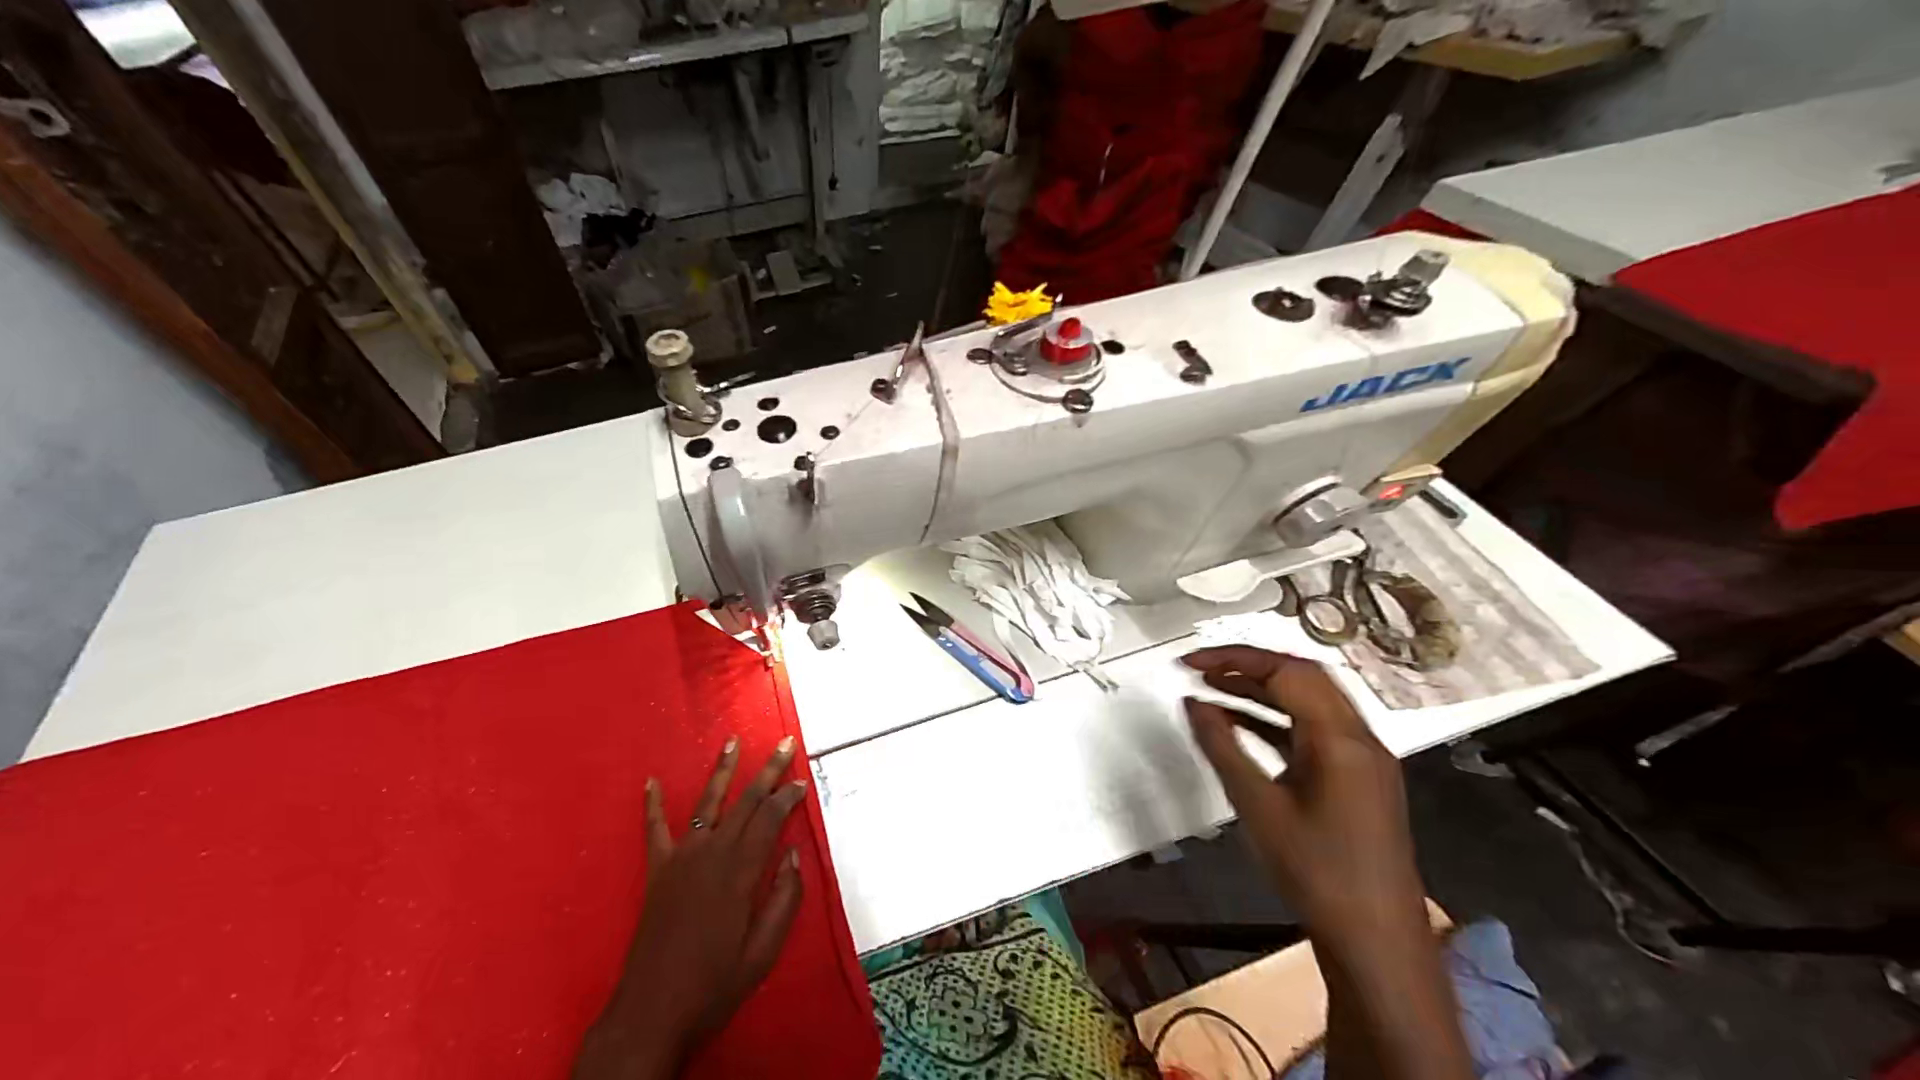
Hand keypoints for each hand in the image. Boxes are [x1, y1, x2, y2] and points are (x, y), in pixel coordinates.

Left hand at [573, 736, 810, 1079]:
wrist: (650, 1013)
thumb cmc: (714, 985)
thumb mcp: (763, 952)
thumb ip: (783, 901)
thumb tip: (792, 856)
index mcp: (739, 873)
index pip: (769, 820)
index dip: (787, 797)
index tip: (802, 781)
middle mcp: (711, 855)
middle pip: (744, 803)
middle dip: (767, 771)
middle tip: (783, 742)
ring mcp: (680, 860)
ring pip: (705, 804)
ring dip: (721, 771)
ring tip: (731, 741)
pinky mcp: (657, 872)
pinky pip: (654, 831)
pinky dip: (652, 805)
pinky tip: (651, 782)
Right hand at [1179, 647, 1426, 948]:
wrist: (1376, 939)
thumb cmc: (1316, 873)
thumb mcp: (1257, 806)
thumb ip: (1222, 747)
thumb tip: (1193, 703)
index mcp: (1340, 739)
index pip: (1286, 672)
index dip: (1233, 658)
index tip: (1190, 662)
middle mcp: (1359, 737)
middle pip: (1303, 676)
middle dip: (1249, 665)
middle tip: (1202, 668)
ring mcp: (1363, 757)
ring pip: (1310, 701)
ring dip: (1262, 689)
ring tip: (1212, 688)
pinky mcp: (1357, 776)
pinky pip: (1315, 729)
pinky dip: (1277, 718)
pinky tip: (1240, 724)